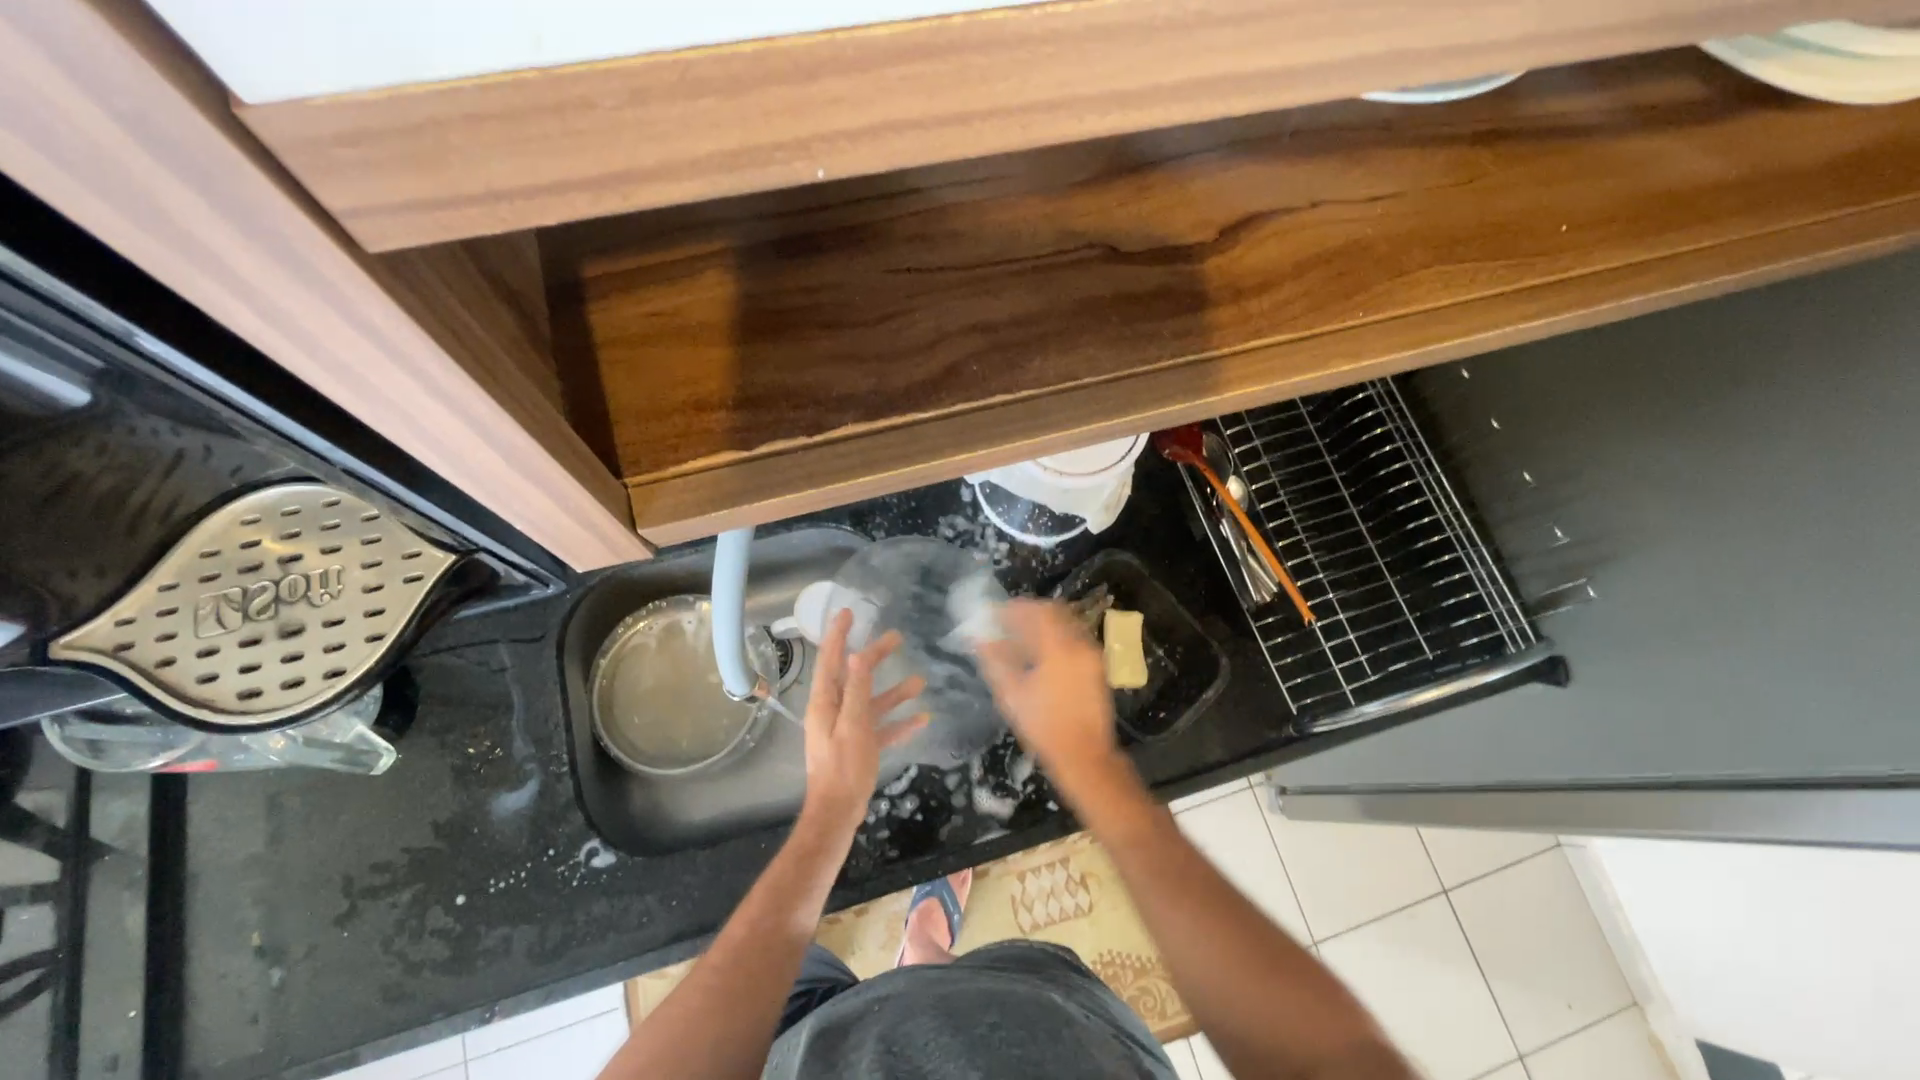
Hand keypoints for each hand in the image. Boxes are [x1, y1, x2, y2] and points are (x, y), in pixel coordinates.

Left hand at [800, 609, 928, 832]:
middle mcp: (832, 711)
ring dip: (893, 691)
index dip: (838, 635)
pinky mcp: (858, 747)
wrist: (837, 813)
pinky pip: (880, 728)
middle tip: (897, 638)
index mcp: (824, 703)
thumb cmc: (843, 767)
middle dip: (874, 657)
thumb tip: (858, 655)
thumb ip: (857, 690)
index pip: (830, 659)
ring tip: (920, 680)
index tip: (848, 613)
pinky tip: (921, 719)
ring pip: (871, 702)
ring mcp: (846, 730)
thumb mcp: (853, 725)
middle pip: (854, 676)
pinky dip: (898, 722)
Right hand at [976, 599, 1124, 792]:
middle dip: (1028, 613)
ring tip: (1018, 637)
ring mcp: (1092, 655)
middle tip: (1005, 622)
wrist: (1085, 755)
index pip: (1036, 611)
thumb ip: (995, 661)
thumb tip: (978, 638)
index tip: (993, 613)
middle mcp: (1080, 644)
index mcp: (1059, 648)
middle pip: (1054, 612)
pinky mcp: (1097, 666)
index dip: (1013, 608)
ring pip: (1066, 624)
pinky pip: (1074, 638)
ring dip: (1042, 624)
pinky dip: (1055, 636)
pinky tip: (1037, 654)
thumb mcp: (1012, 695)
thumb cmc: (1044, 728)